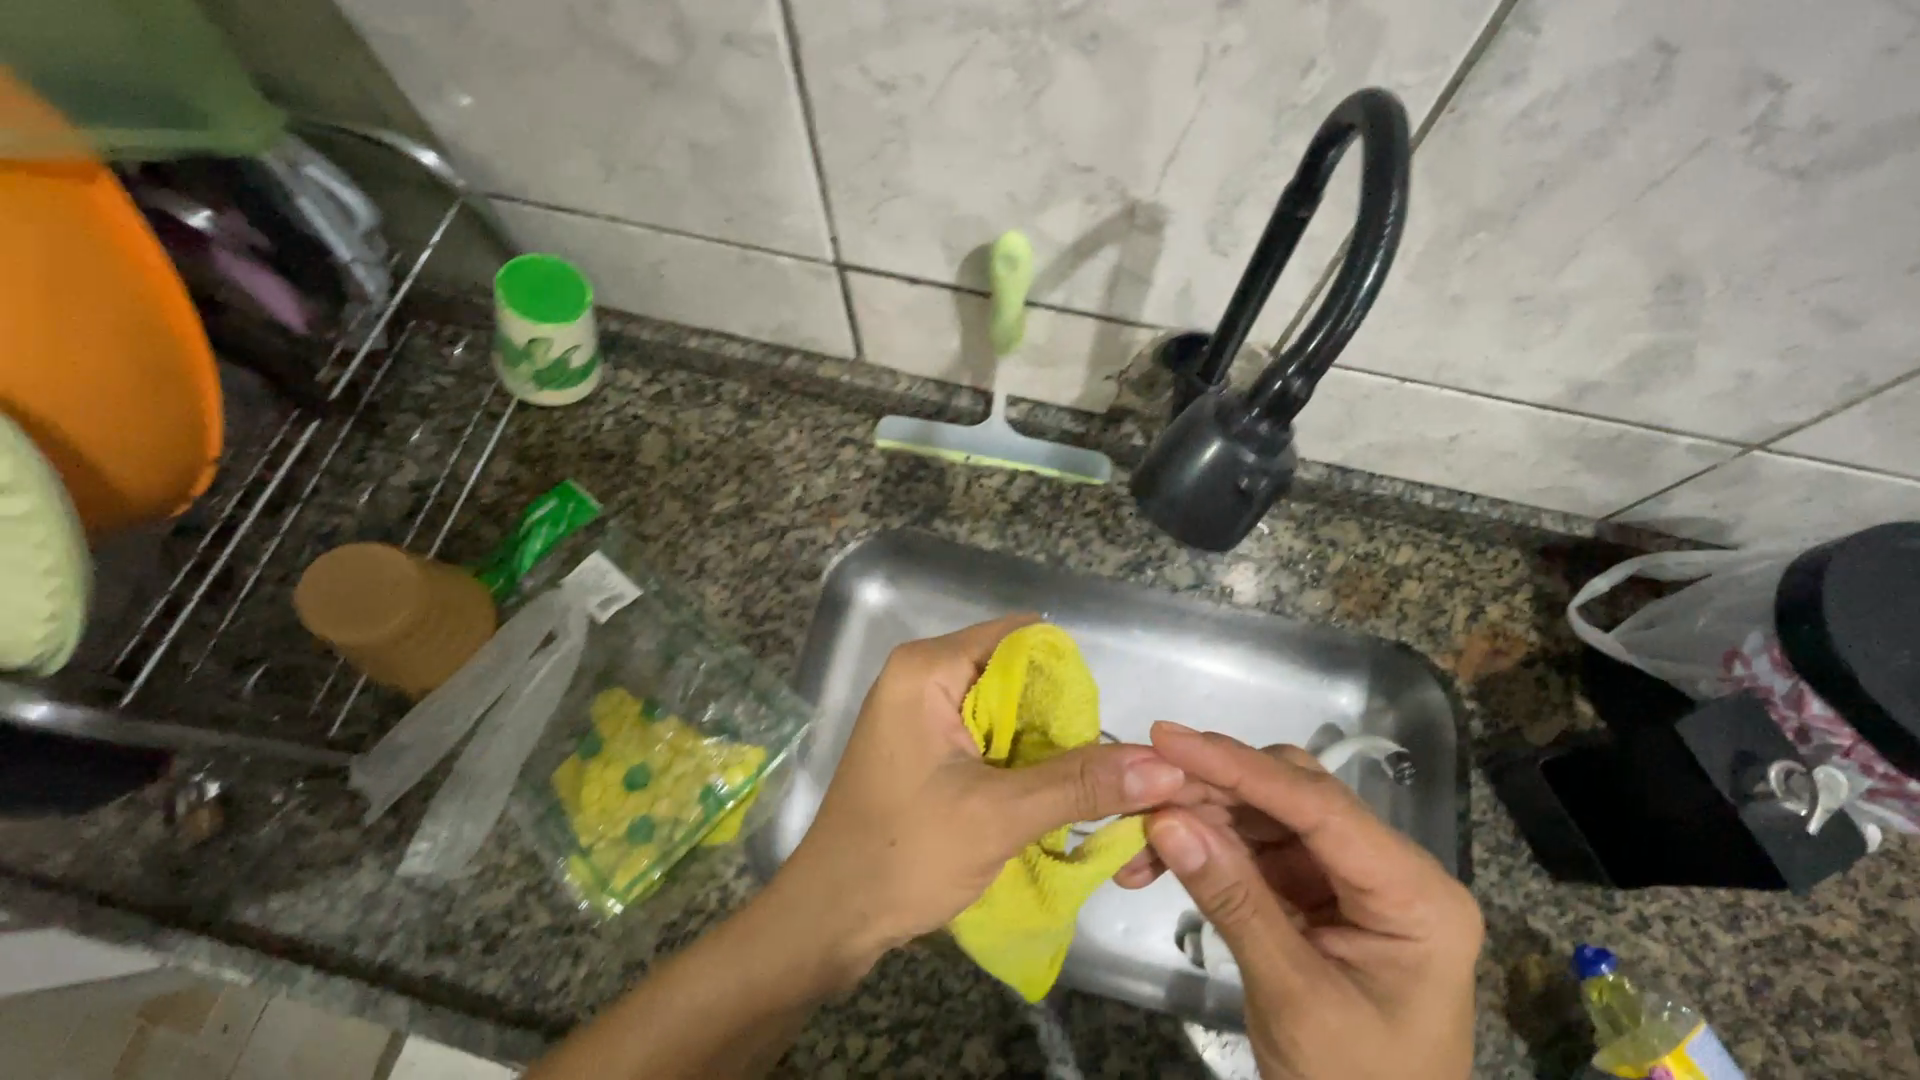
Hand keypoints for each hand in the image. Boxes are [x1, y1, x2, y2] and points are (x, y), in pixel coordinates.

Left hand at [771, 616, 1192, 984]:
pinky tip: (1036, 798)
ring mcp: (918, 710)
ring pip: (1005, 708)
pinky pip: (985, 735)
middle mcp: (921, 675)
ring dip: (1040, 745)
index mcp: (928, 668)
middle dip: (1058, 717)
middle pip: (1015, 672)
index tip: (1096, 730)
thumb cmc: (904, 855)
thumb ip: (1081, 784)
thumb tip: (1165, 768)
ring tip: (1072, 790)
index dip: (1068, 677)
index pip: (1022, 638)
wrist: (830, 917)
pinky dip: (1016, 761)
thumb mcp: (999, 816)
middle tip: (1095, 769)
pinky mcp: (922, 745)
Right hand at [1118, 723, 1480, 1079]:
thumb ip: (1234, 902)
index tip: (1168, 738)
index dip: (1238, 766)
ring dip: (1200, 816)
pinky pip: (1254, 851)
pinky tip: (1159, 861)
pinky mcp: (1316, 894)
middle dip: (1213, 787)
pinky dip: (1205, 849)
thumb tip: (1166, 820)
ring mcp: (1350, 880)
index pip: (1320, 806)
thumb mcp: (1294, 1000)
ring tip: (1138, 831)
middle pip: (1292, 798)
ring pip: (1266, 816)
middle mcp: (1388, 870)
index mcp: (1414, 894)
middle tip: (1142, 788)